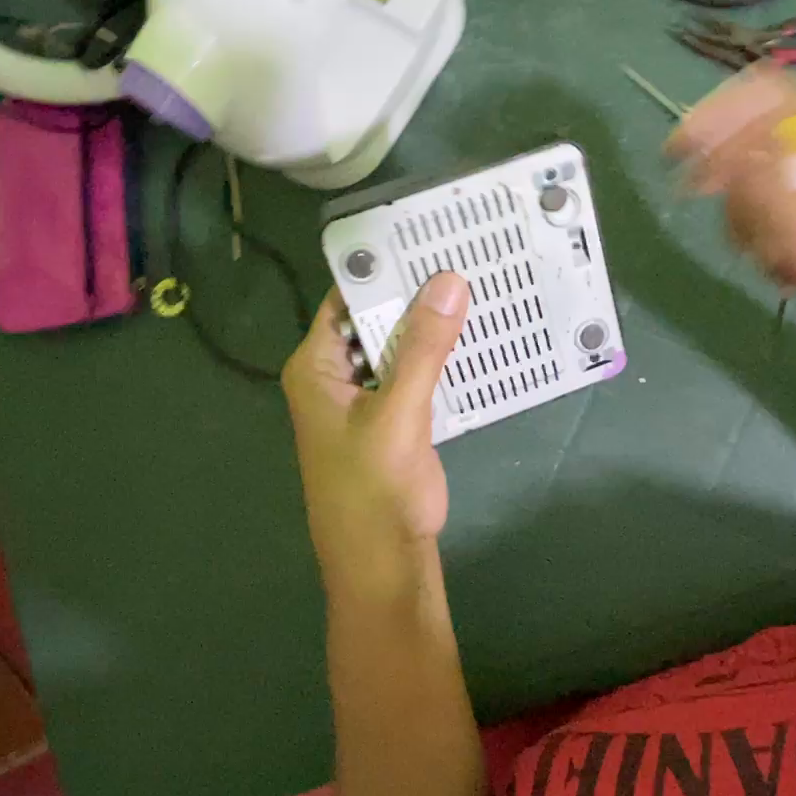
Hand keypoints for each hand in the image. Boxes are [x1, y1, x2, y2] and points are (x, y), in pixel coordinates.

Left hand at [282, 273, 471, 592]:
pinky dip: (442, 356)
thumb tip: (449, 280)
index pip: (346, 300)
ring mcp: (368, 397)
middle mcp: (337, 374)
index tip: (428, 235)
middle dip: (416, 292)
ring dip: (432, 323)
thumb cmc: (373, 489)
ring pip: (401, 346)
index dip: (383, 269)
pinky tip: (477, 332)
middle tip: (465, 251)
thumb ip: (423, 349)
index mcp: (317, 366)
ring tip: (478, 280)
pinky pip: (418, 373)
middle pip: (376, 319)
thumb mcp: (397, 413)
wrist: (385, 561)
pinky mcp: (396, 417)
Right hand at [665, 67, 795, 355]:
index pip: (767, 94)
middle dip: (741, 190)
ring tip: (774, 262)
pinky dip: (777, 239)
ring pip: (772, 182)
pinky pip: (789, 212)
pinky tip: (788, 271)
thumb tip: (709, 140)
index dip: (715, 121)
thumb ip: (749, 170)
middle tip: (736, 234)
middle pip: (765, 141)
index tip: (674, 159)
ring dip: (757, 222)